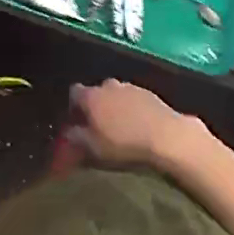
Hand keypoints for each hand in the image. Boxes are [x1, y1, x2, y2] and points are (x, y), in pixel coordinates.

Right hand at [67, 79, 200, 166]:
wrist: (164, 136)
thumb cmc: (123, 144)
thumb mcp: (93, 148)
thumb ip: (77, 138)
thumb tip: (68, 132)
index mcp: (92, 96)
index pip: (74, 92)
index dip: (74, 106)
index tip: (76, 121)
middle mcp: (109, 86)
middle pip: (96, 91)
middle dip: (96, 105)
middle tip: (99, 125)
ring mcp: (130, 87)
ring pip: (116, 93)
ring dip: (114, 105)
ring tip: (120, 126)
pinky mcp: (148, 93)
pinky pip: (132, 98)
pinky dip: (131, 107)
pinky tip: (137, 123)